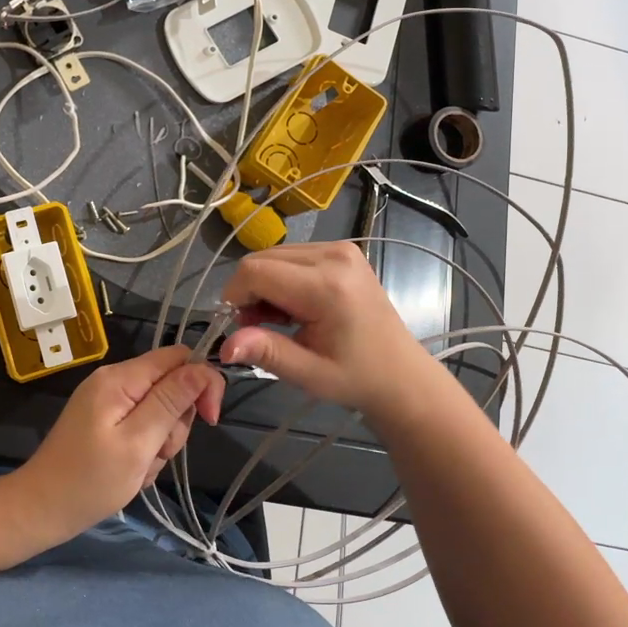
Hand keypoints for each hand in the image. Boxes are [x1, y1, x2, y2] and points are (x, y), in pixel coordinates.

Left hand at [7, 347, 223, 541]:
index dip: (202, 382)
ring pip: (161, 411)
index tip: (209, 419)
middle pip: (171, 385)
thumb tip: (203, 367)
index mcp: (119, 378)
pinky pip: (143, 427)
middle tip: (156, 453)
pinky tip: (132, 471)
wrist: (42, 509)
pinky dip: (146, 450)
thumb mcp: (138, 443)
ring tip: (139, 467)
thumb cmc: (89, 481)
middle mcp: (114, 381)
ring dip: (161, 443)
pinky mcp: (106, 422)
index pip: (178, 357)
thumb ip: (170, 402)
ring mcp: (109, 402)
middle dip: (175, 423)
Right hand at [216, 242, 441, 420]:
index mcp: (327, 286)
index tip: (241, 326)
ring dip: (263, 285)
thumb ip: (267, 353)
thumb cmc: (356, 378)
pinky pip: (290, 255)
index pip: (255, 271)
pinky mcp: (342, 250)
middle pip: (261, 259)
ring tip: (280, 319)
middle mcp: (334, 256)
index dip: (235, 296)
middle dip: (249, 292)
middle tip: (261, 327)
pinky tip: (294, 305)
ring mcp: (340, 249)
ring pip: (272, 255)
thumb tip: (225, 347)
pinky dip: (280, 278)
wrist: (402, 374)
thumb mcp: (309, 373)